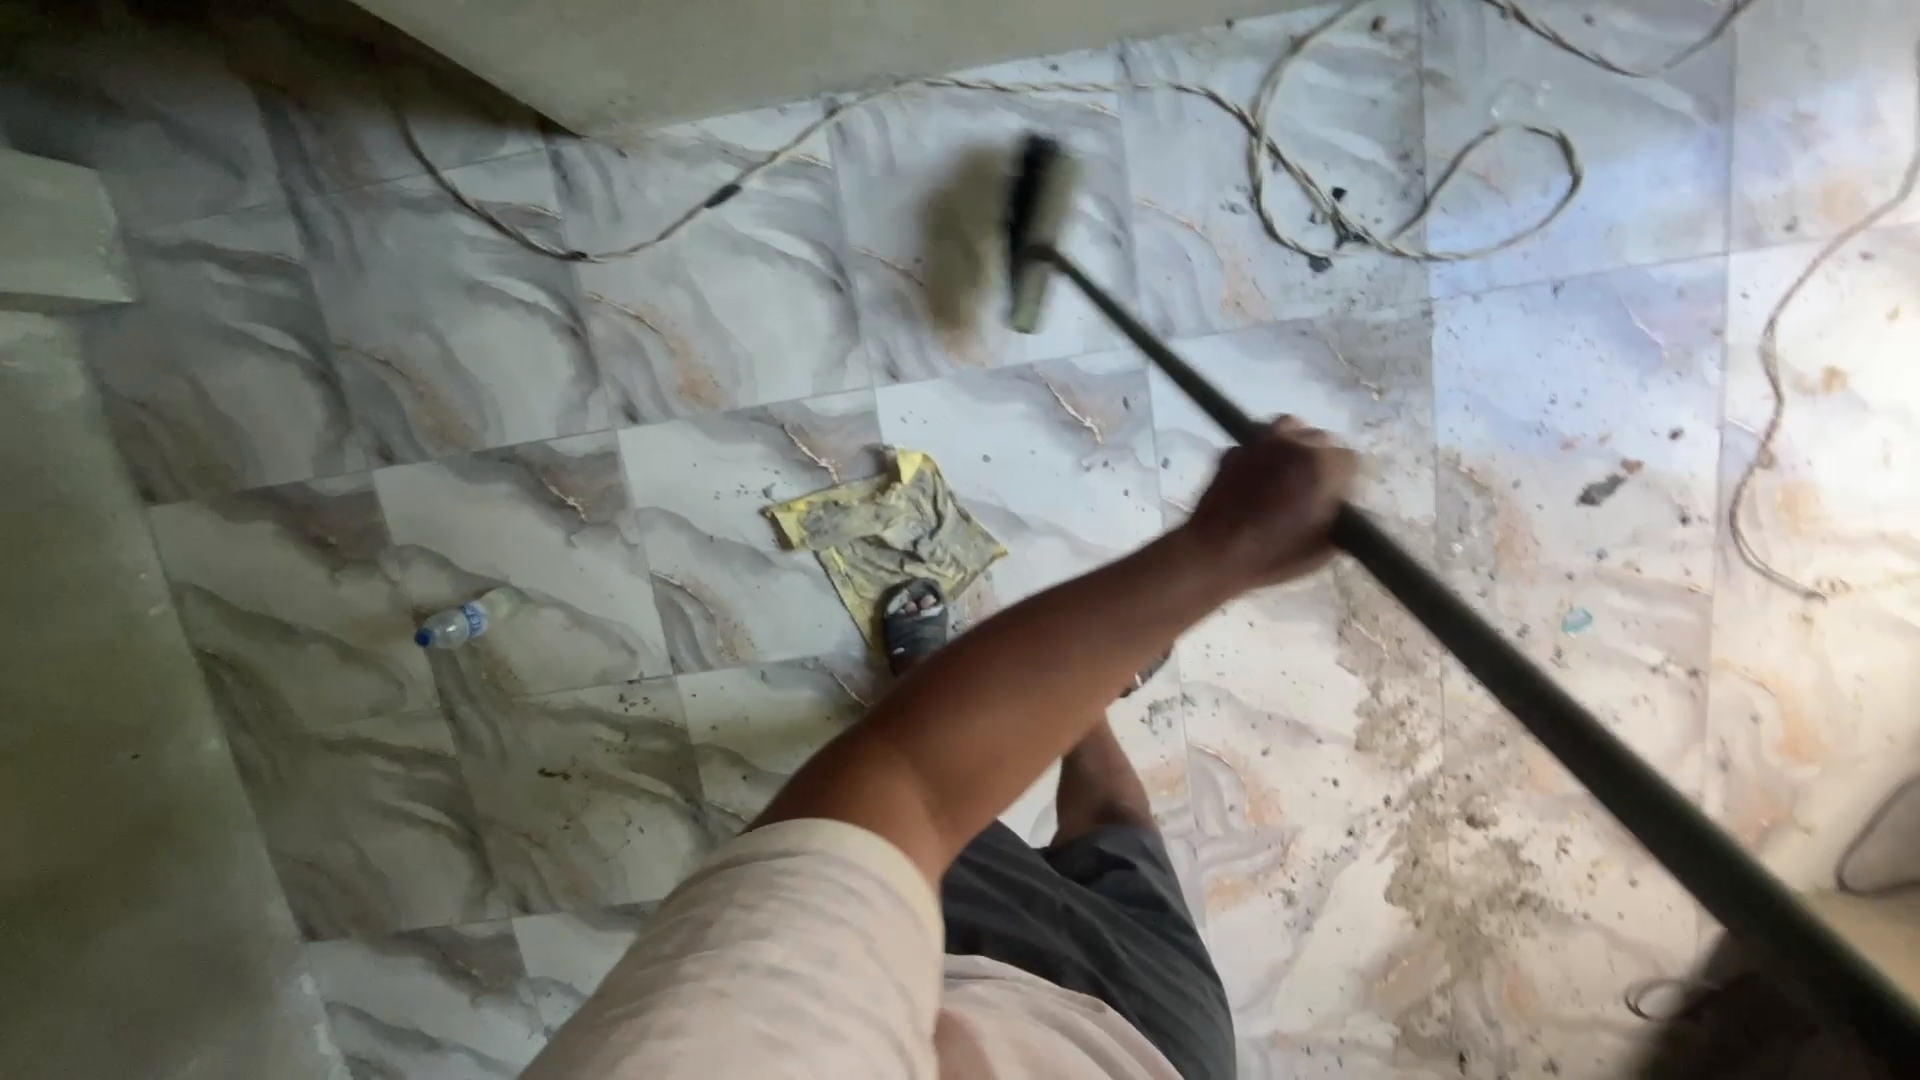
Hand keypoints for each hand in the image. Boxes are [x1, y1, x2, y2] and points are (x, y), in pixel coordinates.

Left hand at [1183, 416, 1356, 587]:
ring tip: (1290, 470)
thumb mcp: (1323, 547)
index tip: (1338, 498)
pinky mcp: (1231, 452)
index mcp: (1320, 465)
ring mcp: (1257, 444)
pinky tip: (1258, 475)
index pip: (1350, 458)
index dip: (1346, 480)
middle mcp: (1291, 445)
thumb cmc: (1271, 556)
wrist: (1211, 554)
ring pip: (1288, 427)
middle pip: (1321, 439)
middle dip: (1323, 460)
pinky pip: (1256, 442)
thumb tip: (1346, 504)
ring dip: (1295, 444)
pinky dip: (1263, 453)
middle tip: (1314, 488)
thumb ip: (1342, 517)